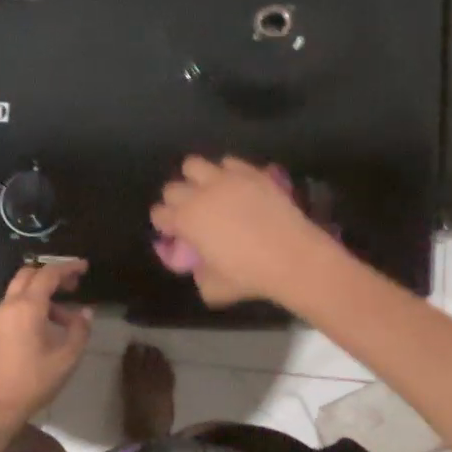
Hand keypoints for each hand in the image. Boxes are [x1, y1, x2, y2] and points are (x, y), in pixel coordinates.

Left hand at [0, 261, 93, 429]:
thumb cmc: (32, 381)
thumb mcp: (65, 359)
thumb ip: (79, 331)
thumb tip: (86, 313)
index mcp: (27, 307)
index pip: (48, 274)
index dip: (67, 267)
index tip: (84, 267)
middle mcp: (9, 306)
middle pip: (28, 275)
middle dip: (51, 275)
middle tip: (73, 285)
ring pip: (19, 292)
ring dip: (42, 294)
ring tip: (65, 317)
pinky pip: (13, 307)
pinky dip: (30, 306)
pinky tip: (45, 327)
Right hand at [150, 156, 333, 307]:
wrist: (292, 258)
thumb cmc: (249, 276)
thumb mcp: (213, 288)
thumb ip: (198, 274)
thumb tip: (199, 266)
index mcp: (185, 220)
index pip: (158, 214)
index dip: (164, 224)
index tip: (175, 233)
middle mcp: (199, 194)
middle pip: (171, 188)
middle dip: (176, 201)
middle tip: (191, 214)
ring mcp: (226, 180)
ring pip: (193, 165)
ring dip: (195, 178)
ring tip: (208, 192)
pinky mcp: (251, 173)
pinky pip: (228, 163)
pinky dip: (227, 173)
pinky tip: (236, 187)